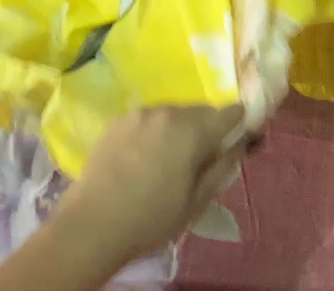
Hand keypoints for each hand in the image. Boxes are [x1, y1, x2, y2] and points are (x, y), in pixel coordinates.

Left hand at [53, 104, 247, 261]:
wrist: (92, 224)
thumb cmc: (152, 218)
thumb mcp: (197, 201)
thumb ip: (222, 167)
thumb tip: (241, 143)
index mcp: (193, 130)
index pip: (229, 112)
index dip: (238, 123)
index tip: (236, 138)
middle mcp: (169, 111)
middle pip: (200, 111)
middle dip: (206, 129)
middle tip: (199, 158)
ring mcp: (141, 112)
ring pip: (173, 113)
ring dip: (178, 128)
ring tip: (168, 159)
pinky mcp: (119, 119)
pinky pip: (148, 119)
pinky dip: (154, 131)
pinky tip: (143, 156)